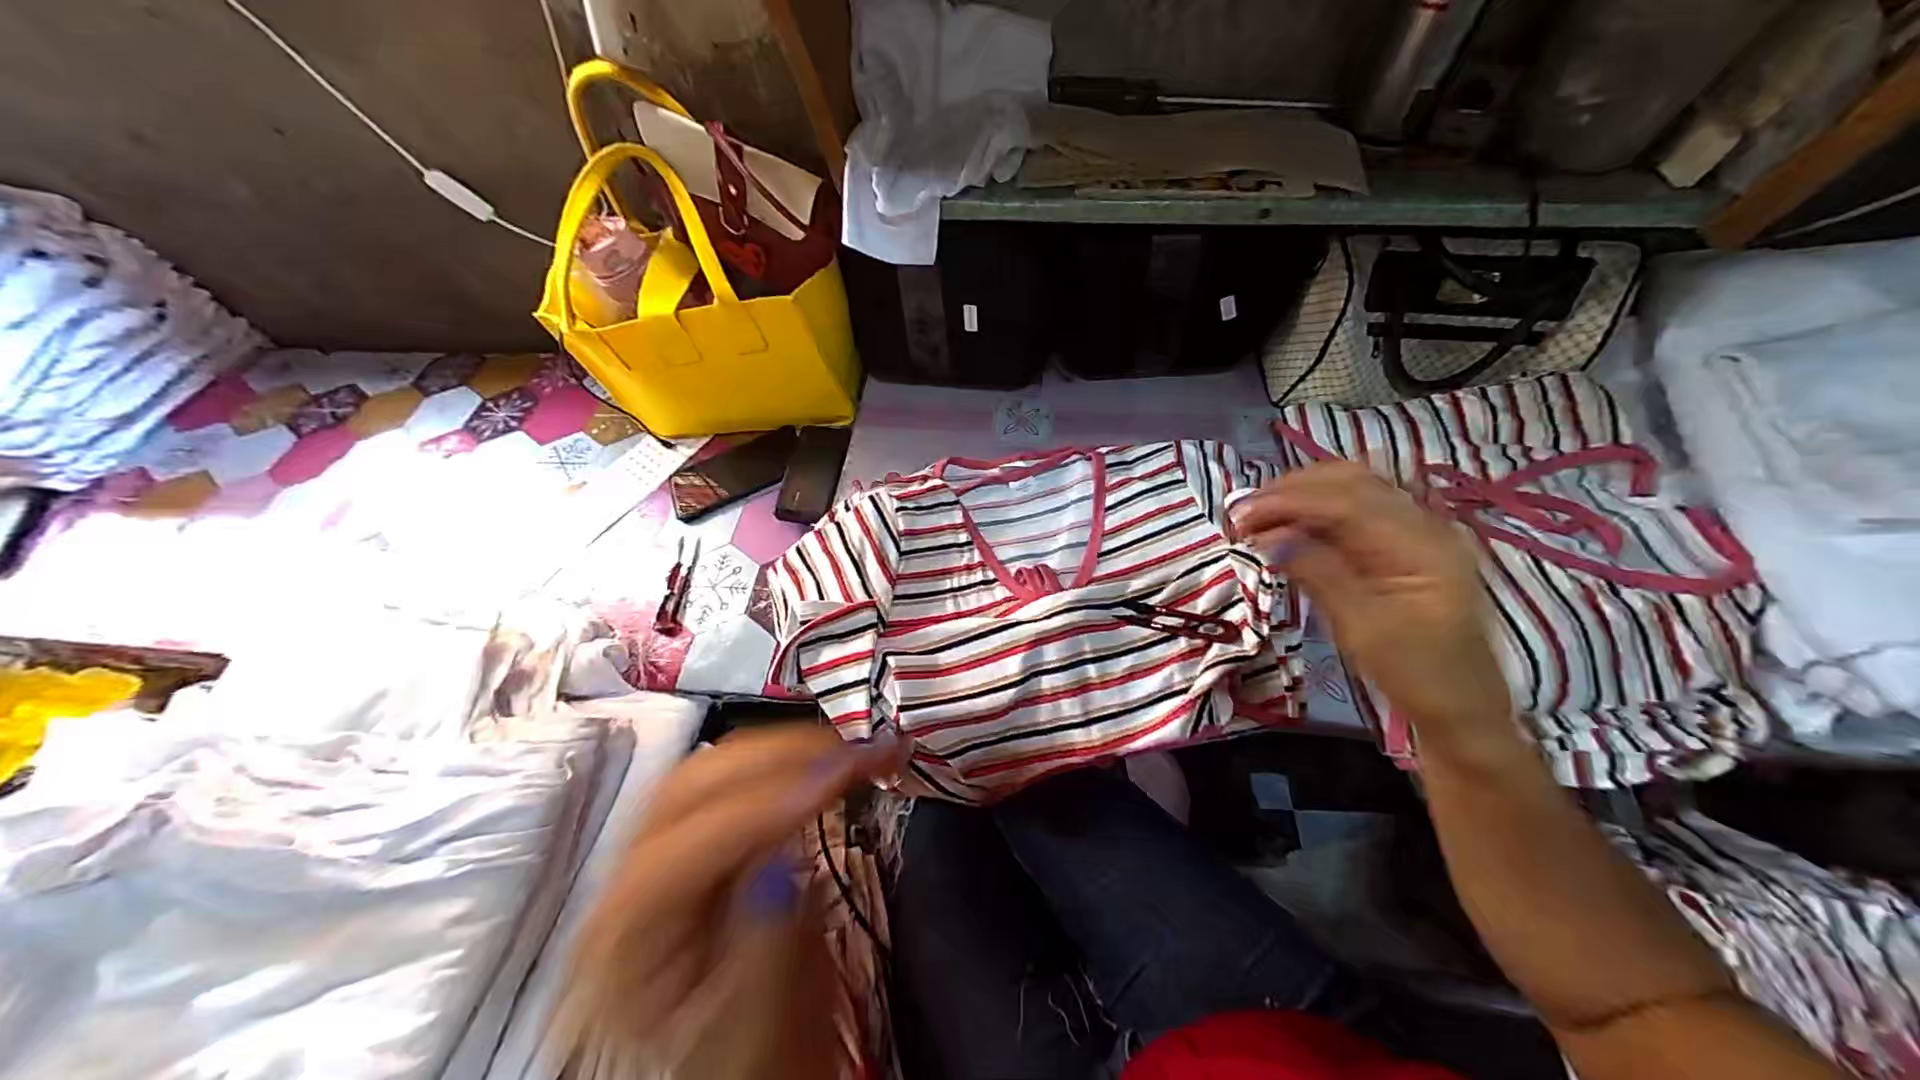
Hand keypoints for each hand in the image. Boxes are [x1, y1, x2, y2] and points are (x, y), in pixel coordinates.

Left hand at [563, 726, 905, 1072]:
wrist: (742, 1072)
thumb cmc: (745, 1063)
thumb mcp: (760, 1030)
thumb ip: (767, 946)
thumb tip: (782, 863)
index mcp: (624, 935)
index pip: (691, 840)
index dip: (769, 801)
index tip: (837, 780)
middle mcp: (629, 880)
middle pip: (693, 782)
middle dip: (778, 757)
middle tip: (852, 757)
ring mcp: (661, 853)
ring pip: (712, 769)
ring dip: (783, 751)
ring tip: (847, 755)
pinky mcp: (701, 842)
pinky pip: (737, 782)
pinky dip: (784, 764)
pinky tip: (823, 768)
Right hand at [1230, 462, 1515, 751]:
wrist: (1462, 707)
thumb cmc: (1417, 675)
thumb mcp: (1363, 629)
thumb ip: (1319, 573)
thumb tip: (1269, 536)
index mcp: (1424, 545)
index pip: (1349, 502)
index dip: (1290, 501)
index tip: (1242, 515)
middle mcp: (1425, 526)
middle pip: (1352, 482)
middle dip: (1292, 490)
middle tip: (1243, 514)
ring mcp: (1416, 532)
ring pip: (1352, 489)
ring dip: (1302, 495)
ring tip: (1258, 516)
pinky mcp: (1401, 545)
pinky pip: (1354, 511)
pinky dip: (1315, 511)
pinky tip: (1286, 526)